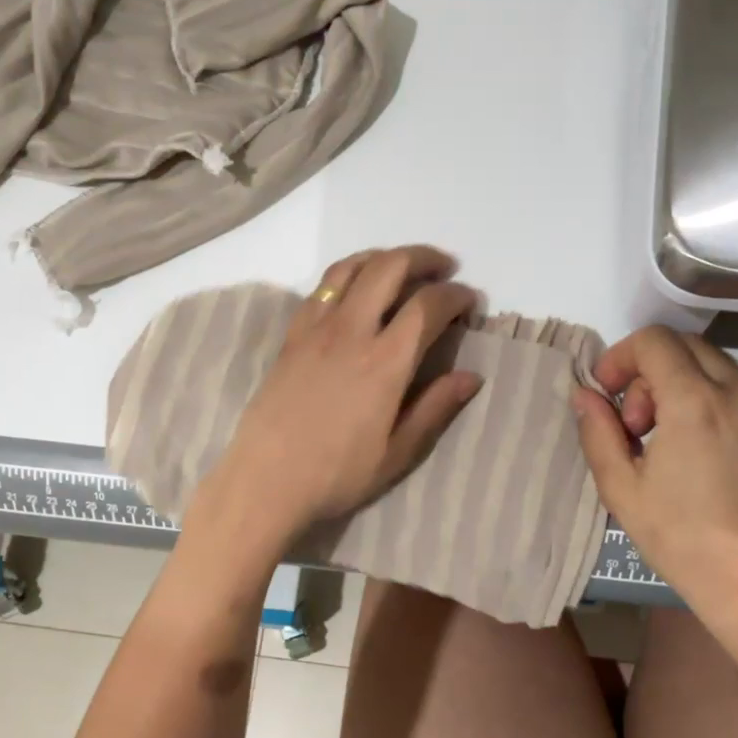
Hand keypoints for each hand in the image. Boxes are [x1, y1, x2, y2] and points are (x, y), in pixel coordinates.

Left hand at [197, 246, 481, 546]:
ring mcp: (316, 329)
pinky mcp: (292, 335)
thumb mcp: (397, 453)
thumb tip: (471, 376)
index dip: (456, 296)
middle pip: (390, 268)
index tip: (470, 303)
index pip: (428, 306)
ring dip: (384, 257)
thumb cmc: (337, 475)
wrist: (267, 480)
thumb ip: (435, 408)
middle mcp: (351, 332)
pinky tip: (356, 290)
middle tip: (444, 269)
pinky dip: (348, 274)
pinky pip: (323, 287)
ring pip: (352, 267)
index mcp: (385, 363)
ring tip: (402, 268)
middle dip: (424, 259)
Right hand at [572, 326, 737, 630]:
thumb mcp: (621, 488)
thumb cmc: (677, 537)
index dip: (622, 356)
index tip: (610, 390)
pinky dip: (723, 413)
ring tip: (676, 445)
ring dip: (689, 391)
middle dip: (652, 375)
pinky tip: (713, 458)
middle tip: (639, 425)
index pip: (654, 340)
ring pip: (722, 372)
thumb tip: (586, 394)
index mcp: (695, 402)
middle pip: (688, 348)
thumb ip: (598, 431)